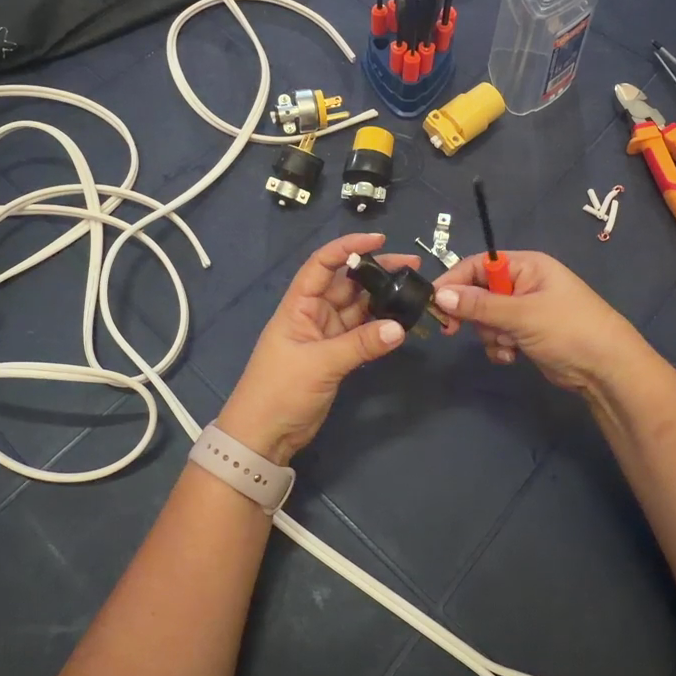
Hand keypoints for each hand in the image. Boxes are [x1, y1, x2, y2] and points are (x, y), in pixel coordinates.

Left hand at [216, 233, 414, 464]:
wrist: (262, 435)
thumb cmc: (280, 391)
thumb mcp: (320, 364)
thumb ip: (361, 344)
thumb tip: (401, 327)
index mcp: (298, 305)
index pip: (322, 264)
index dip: (348, 247)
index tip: (379, 239)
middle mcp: (312, 313)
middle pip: (346, 283)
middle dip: (376, 272)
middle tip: (411, 267)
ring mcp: (324, 335)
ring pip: (357, 308)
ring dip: (381, 298)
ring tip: (412, 290)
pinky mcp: (334, 356)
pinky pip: (360, 332)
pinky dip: (379, 326)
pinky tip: (401, 321)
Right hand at [431, 250, 650, 391]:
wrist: (607, 370)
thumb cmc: (568, 329)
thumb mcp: (521, 314)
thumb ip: (479, 305)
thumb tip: (440, 295)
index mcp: (527, 265)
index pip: (478, 264)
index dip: (455, 281)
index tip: (434, 302)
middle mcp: (525, 283)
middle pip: (479, 292)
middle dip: (474, 314)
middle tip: (454, 330)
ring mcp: (526, 310)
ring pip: (486, 317)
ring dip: (489, 334)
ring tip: (506, 346)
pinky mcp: (528, 334)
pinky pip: (498, 335)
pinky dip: (499, 346)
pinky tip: (511, 357)